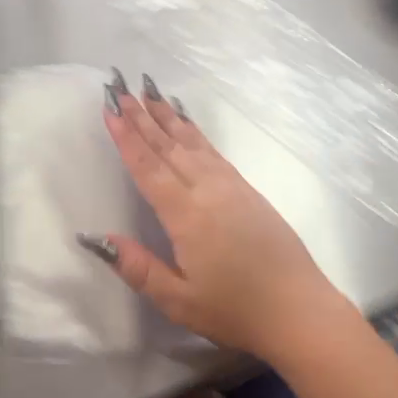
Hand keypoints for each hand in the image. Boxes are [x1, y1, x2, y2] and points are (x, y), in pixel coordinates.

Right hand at [81, 70, 353, 362]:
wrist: (299, 310)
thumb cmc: (235, 310)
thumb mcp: (179, 301)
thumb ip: (138, 268)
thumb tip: (97, 237)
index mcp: (186, 214)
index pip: (148, 167)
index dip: (126, 137)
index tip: (110, 108)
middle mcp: (207, 190)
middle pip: (167, 146)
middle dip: (141, 116)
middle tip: (121, 87)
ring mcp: (230, 186)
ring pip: (191, 142)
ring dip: (167, 116)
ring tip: (149, 93)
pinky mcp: (247, 190)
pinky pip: (212, 150)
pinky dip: (195, 131)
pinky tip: (187, 123)